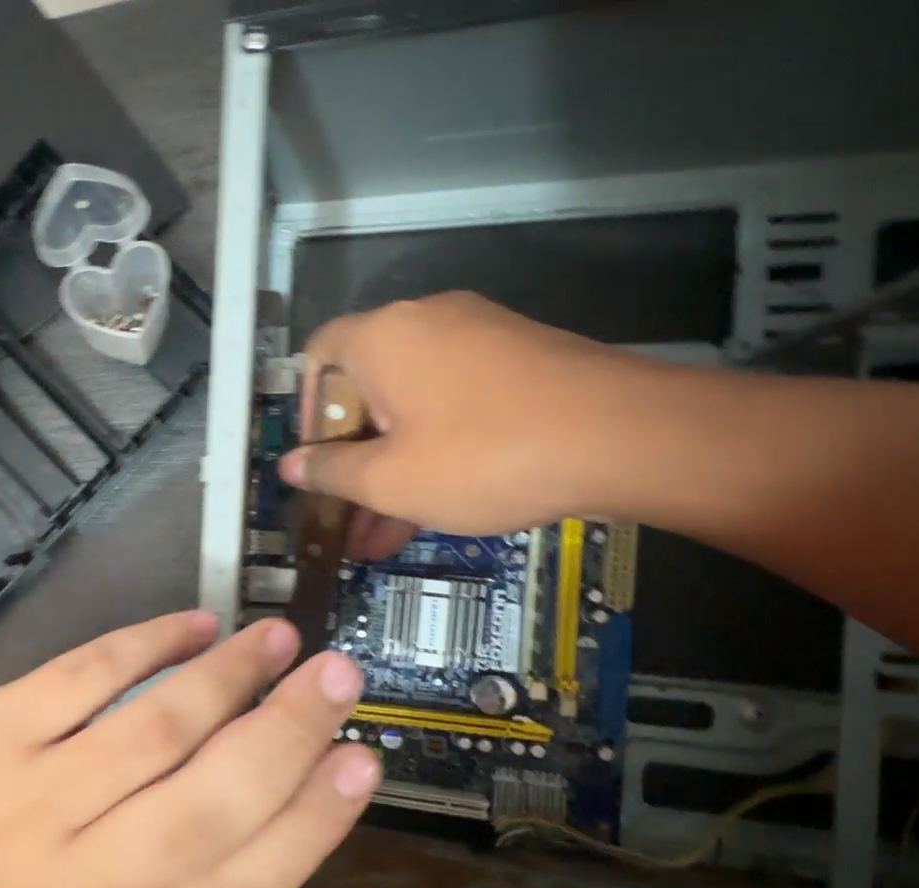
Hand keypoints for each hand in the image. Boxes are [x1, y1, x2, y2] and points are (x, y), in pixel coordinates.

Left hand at [0, 613, 379, 887]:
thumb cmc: (20, 875)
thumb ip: (189, 863)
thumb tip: (292, 774)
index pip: (240, 885)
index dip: (311, 821)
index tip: (360, 760)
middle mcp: (80, 878)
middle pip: (206, 804)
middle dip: (285, 734)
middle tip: (333, 677)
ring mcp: (31, 798)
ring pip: (155, 728)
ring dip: (228, 677)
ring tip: (273, 640)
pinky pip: (91, 674)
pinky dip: (152, 642)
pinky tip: (195, 626)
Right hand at [280, 293, 668, 554]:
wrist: (626, 436)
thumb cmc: (485, 455)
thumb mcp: (392, 480)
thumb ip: (331, 472)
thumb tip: (292, 465)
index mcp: (382, 337)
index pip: (317, 356)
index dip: (305, 411)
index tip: (314, 461)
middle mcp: (425, 321)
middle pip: (366, 386)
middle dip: (353, 455)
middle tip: (348, 511)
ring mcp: (478, 336)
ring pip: (412, 403)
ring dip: (393, 463)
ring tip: (385, 533)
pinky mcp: (519, 359)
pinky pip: (455, 402)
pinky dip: (435, 447)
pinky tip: (435, 507)